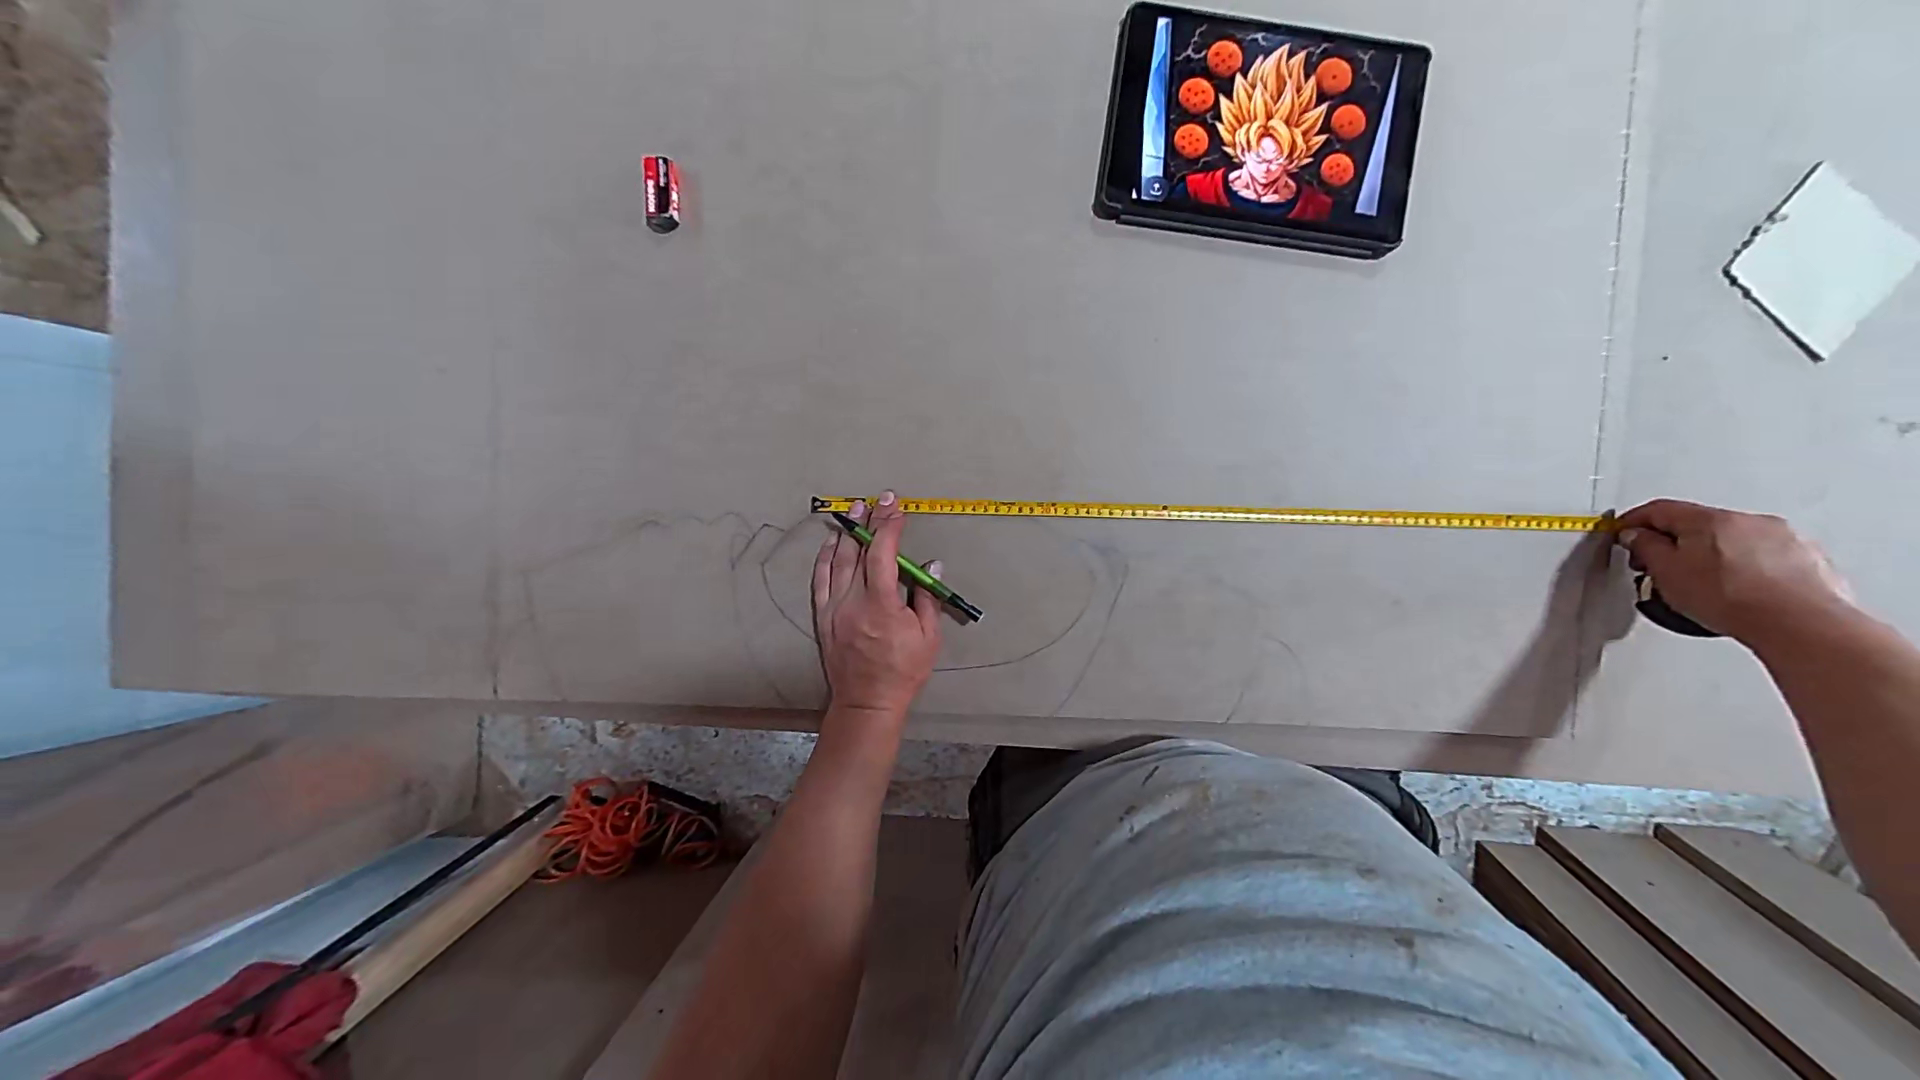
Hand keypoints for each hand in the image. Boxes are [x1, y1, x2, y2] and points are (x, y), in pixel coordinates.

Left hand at [812, 491, 943, 719]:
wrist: (867, 702)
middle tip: (879, 498)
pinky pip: (821, 579)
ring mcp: (834, 608)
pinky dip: (825, 557)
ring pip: (838, 560)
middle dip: (871, 520)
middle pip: (860, 551)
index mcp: (881, 605)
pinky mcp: (823, 616)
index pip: (883, 554)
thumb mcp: (928, 637)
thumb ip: (927, 598)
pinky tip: (832, 541)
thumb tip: (930, 566)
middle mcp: (853, 602)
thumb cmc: (903, 672)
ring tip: (856, 509)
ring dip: (849, 532)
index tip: (896, 507)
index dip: (890, 526)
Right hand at [1615, 499, 1856, 647]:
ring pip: (1732, 541)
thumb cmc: (1733, 597)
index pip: (1659, 510)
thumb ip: (1645, 547)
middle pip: (1697, 524)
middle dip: (1674, 543)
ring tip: (1702, 586)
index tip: (1624, 533)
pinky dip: (1745, 569)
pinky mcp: (1808, 559)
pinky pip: (1763, 557)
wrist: (1798, 623)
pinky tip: (1737, 592)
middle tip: (1658, 567)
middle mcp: (1750, 521)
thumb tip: (1639, 537)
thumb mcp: (1664, 571)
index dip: (1633, 522)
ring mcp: (1784, 539)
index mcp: (1710, 519)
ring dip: (1711, 557)